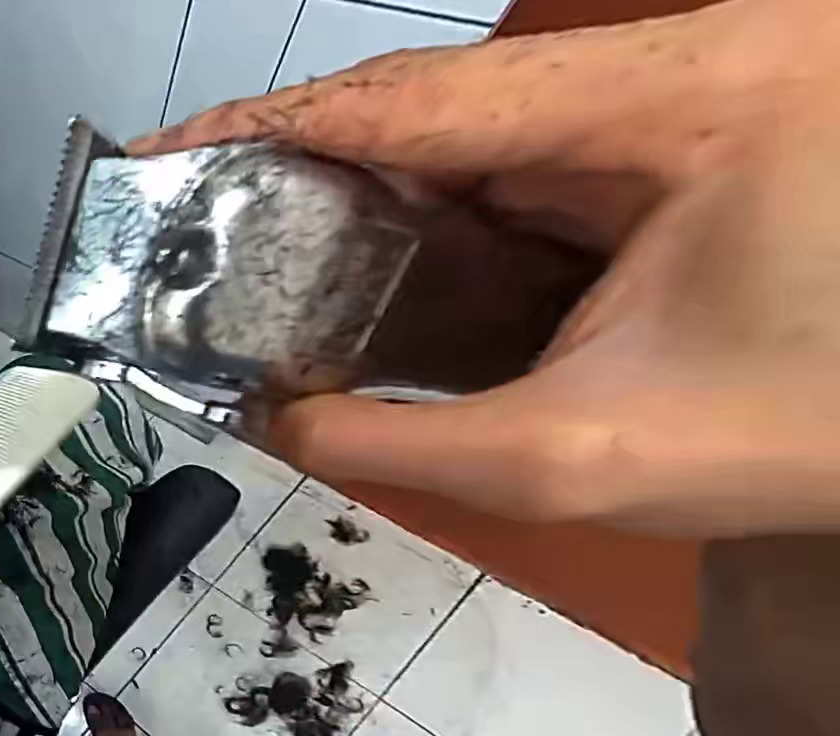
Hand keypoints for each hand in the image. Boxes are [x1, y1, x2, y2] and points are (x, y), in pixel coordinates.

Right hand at [133, 0, 839, 537]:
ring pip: (444, 140)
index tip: (162, 157)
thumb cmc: (817, 438)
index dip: (265, 126)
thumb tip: (265, 422)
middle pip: (417, 106)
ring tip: (232, 245)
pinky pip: (486, 177)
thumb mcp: (561, 460)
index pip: (411, 98)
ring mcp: (669, 110)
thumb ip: (382, 445)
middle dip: (281, 161)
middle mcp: (677, 75)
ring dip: (331, 195)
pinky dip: (395, 221)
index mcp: (682, 104)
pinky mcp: (655, 157)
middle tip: (181, 215)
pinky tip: (335, 264)